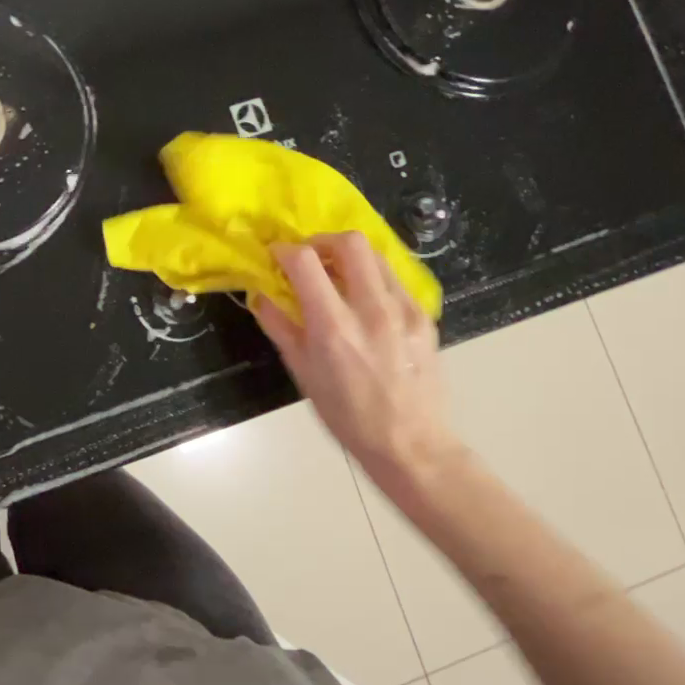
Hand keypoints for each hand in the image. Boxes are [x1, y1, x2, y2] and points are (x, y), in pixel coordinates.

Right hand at [251, 232, 460, 486]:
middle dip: (322, 241)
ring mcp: (405, 311)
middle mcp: (372, 310)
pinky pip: (394, 281)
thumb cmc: (345, 413)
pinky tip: (363, 304)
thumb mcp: (301, 371)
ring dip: (348, 258)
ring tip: (336, 279)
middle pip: (350, 242)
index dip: (285, 250)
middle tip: (309, 259)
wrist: (410, 443)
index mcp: (334, 326)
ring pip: (376, 256)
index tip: (276, 257)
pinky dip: (371, 280)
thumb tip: (260, 294)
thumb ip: (279, 326)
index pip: (305, 261)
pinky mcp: (424, 317)